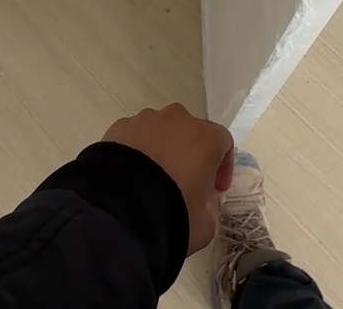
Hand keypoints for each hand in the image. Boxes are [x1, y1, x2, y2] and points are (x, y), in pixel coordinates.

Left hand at [102, 103, 234, 254]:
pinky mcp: (119, 126)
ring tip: (150, 183)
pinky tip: (130, 178)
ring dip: (161, 151)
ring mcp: (146, 119)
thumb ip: (211, 204)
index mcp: (205, 137)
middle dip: (190, 155)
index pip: (223, 143)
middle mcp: (177, 119)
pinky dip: (136, 152)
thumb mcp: (206, 223)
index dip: (222, 167)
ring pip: (160, 132)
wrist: (120, 211)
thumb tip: (203, 196)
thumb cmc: (173, 214)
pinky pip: (135, 137)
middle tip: (183, 185)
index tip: (215, 189)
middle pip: (190, 133)